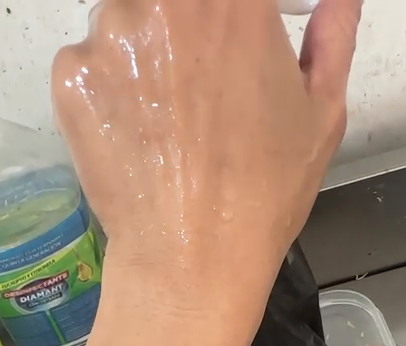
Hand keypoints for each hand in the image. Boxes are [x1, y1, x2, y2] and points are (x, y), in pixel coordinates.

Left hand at [51, 0, 361, 295]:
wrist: (192, 262)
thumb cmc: (264, 196)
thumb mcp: (322, 114)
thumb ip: (333, 35)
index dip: (231, 16)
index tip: (234, 40)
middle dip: (183, 25)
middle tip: (196, 81)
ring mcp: (110, 33)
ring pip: (124, 16)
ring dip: (142, 50)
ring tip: (165, 117)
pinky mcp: (72, 76)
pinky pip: (88, 59)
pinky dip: (107, 87)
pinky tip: (134, 134)